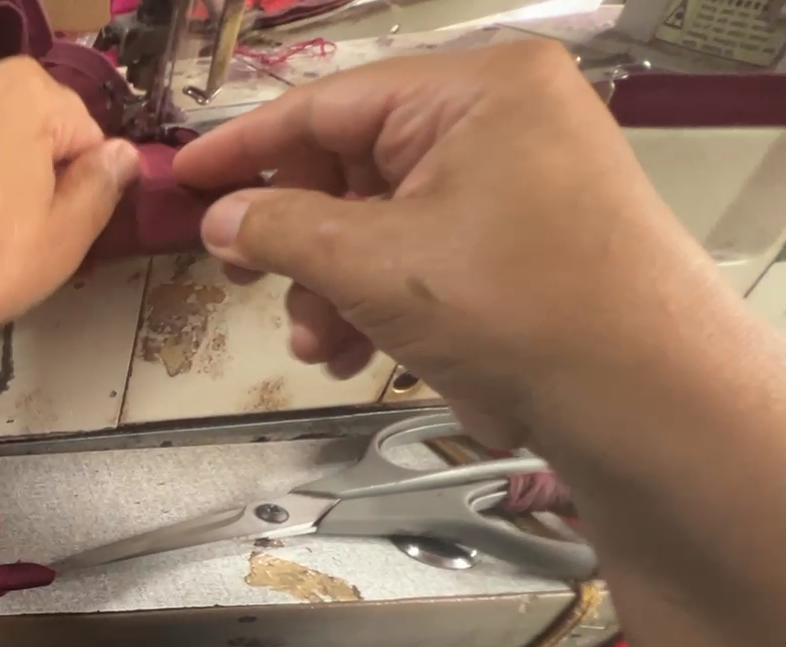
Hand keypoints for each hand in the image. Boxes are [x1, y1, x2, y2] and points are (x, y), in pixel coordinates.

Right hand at [174, 41, 729, 448]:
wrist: (626, 391)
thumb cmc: (502, 302)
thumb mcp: (367, 261)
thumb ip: (276, 231)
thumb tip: (214, 220)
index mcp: (469, 94)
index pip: (324, 106)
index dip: (242, 146)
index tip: (181, 178)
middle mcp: (482, 125)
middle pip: (336, 172)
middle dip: (290, 244)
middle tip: (241, 282)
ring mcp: (487, 186)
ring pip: (355, 227)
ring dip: (318, 291)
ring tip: (319, 343)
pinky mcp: (487, 243)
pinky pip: (390, 259)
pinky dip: (356, 305)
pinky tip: (351, 352)